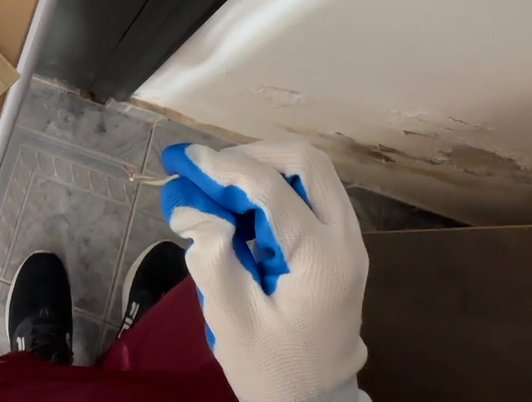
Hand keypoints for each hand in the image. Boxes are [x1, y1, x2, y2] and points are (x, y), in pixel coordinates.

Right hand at [161, 141, 368, 401]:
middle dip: (250, 154)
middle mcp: (345, 239)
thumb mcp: (233, 322)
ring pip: (308, 167)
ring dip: (260, 165)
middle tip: (209, 172)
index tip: (184, 161)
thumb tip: (191, 205)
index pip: (271, 189)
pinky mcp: (338, 236)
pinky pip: (307, 186)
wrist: (317, 401)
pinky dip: (270, 180)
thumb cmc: (272, 367)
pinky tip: (240, 205)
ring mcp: (347, 236)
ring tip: (219, 188)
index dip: (223, 167)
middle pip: (304, 161)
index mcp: (322, 262)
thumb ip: (212, 259)